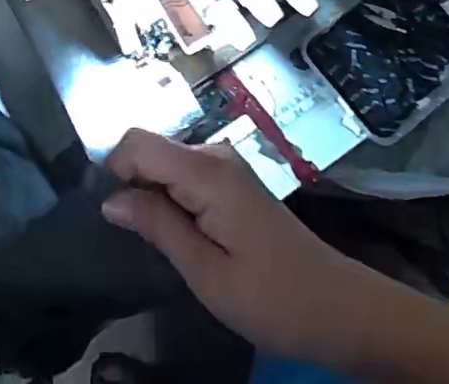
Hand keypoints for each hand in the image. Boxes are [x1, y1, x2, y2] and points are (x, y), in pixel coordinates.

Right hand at [100, 129, 420, 371]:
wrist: (339, 306)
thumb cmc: (273, 298)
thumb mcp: (207, 273)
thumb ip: (157, 226)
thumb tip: (110, 199)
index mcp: (208, 172)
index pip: (139, 142)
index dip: (114, 170)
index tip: (109, 214)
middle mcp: (215, 154)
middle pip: (150, 148)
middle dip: (130, 183)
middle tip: (133, 236)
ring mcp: (226, 164)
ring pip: (165, 160)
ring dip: (150, 191)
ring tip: (156, 240)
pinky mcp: (231, 178)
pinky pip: (183, 172)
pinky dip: (169, 195)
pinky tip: (180, 232)